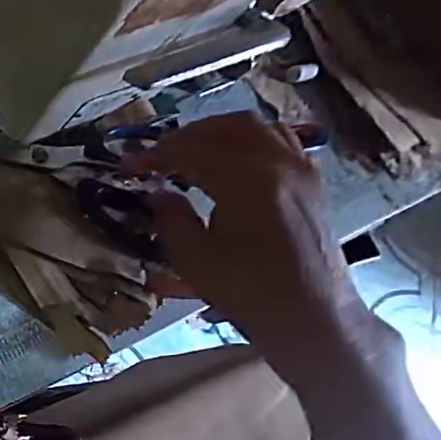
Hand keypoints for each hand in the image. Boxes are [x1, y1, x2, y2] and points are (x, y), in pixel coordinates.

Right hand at [129, 112, 379, 383]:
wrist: (309, 311)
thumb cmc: (246, 289)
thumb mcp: (193, 259)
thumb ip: (171, 218)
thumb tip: (157, 194)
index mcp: (248, 183)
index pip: (194, 152)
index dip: (156, 155)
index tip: (129, 164)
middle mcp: (280, 165)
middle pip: (227, 128)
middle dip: (185, 136)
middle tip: (155, 154)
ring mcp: (302, 170)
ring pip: (257, 128)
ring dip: (216, 132)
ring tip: (188, 150)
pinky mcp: (311, 182)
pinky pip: (278, 141)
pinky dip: (246, 140)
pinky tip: (228, 158)